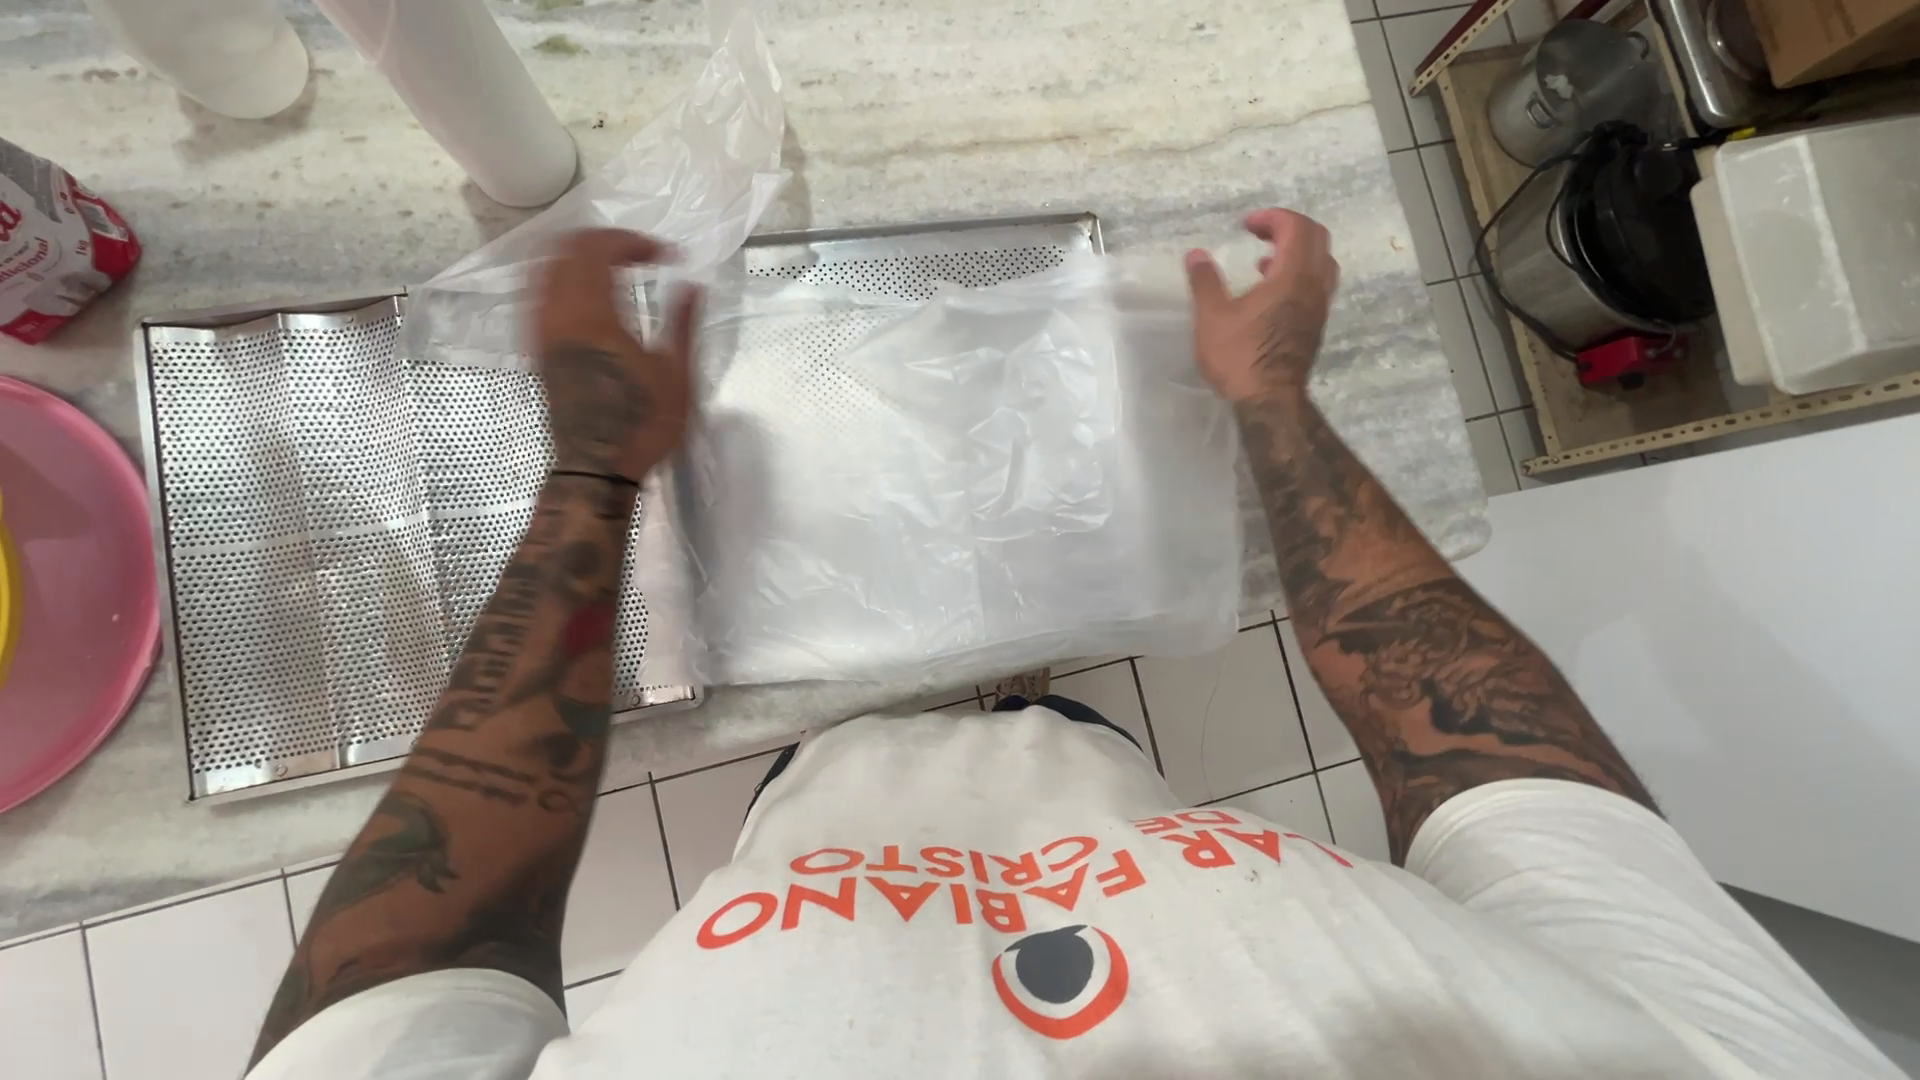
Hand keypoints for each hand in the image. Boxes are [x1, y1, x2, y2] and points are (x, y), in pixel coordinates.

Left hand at [533, 228, 700, 482]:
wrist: (597, 466)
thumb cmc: (643, 422)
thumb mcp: (676, 374)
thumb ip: (682, 322)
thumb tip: (694, 285)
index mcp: (593, 314)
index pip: (600, 248)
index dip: (636, 241)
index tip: (669, 256)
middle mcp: (558, 312)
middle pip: (566, 248)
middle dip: (606, 241)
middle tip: (642, 254)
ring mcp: (541, 329)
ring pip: (545, 266)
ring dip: (579, 256)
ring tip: (614, 267)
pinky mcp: (536, 346)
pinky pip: (538, 292)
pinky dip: (561, 278)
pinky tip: (587, 295)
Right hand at [1185, 208, 1339, 403]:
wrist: (1269, 399)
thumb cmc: (1240, 356)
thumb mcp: (1212, 317)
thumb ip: (1205, 282)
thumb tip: (1196, 255)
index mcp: (1292, 276)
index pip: (1295, 228)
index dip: (1272, 218)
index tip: (1246, 225)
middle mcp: (1313, 285)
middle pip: (1317, 238)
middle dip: (1289, 227)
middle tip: (1259, 234)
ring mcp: (1319, 306)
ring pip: (1322, 262)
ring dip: (1298, 251)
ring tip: (1266, 261)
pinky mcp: (1315, 324)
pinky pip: (1318, 284)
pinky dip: (1300, 274)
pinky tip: (1272, 292)